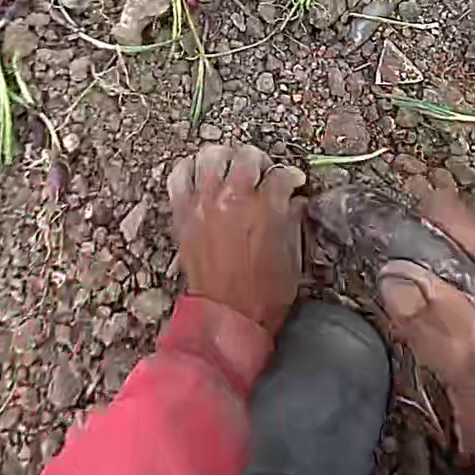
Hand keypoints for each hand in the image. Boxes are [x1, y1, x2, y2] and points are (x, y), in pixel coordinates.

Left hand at [166, 144, 306, 333]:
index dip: (291, 177)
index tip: (293, 183)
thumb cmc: (264, 292)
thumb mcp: (292, 253)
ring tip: (232, 170)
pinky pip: (180, 175)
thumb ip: (292, 217)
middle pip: (247, 155)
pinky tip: (203, 176)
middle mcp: (233, 198)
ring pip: (212, 155)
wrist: (228, 319)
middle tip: (262, 174)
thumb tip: (294, 199)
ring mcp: (204, 203)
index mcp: (266, 207)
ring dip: (226, 159)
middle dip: (260, 162)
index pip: (282, 174)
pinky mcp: (184, 213)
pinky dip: (191, 170)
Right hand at [376, 191, 474, 474]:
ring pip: (462, 235)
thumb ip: (448, 335)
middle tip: (414, 317)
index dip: (413, 234)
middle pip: (455, 223)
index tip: (389, 271)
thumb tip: (397, 278)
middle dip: (424, 257)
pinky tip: (457, 318)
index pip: (453, 217)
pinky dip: (455, 273)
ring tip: (434, 323)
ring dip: (437, 267)